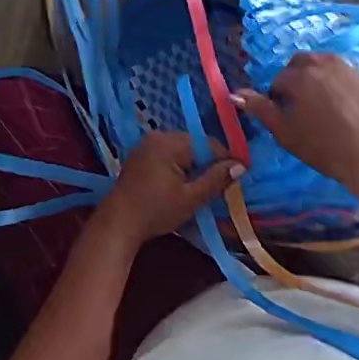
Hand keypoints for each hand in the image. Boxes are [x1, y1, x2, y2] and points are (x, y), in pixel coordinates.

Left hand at [91, 132, 241, 248]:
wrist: (118, 223)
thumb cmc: (156, 211)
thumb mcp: (191, 198)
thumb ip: (216, 179)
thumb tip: (241, 165)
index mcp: (169, 142)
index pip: (208, 143)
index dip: (226, 159)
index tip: (240, 175)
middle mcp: (158, 136)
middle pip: (195, 144)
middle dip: (209, 162)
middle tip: (223, 183)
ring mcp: (147, 144)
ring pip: (182, 149)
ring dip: (195, 164)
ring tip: (205, 185)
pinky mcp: (141, 155)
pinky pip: (168, 154)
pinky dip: (179, 165)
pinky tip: (184, 183)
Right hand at [233, 54, 358, 186]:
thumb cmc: (322, 146)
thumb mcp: (284, 131)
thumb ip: (259, 108)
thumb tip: (234, 93)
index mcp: (300, 74)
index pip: (278, 81)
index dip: (277, 100)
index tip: (285, 119)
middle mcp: (325, 63)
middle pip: (301, 64)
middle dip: (296, 81)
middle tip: (301, 109)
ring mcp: (351, 69)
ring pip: (326, 67)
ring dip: (319, 81)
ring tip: (325, 110)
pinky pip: (348, 78)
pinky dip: (342, 88)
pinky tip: (347, 113)